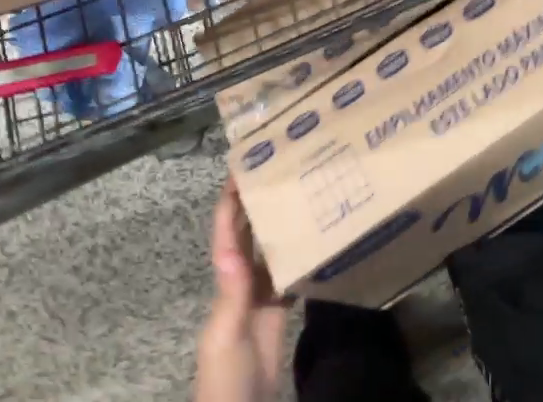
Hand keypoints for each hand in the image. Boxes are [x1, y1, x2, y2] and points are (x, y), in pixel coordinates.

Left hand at [195, 178, 289, 401]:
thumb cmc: (225, 378)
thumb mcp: (226, 335)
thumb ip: (231, 294)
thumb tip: (231, 248)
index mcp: (227, 280)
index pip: (227, 230)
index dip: (232, 198)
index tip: (245, 164)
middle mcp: (242, 281)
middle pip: (248, 232)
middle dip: (256, 200)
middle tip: (281, 167)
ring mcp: (260, 297)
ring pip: (268, 249)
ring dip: (278, 222)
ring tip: (301, 192)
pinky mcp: (277, 312)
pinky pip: (287, 275)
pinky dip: (298, 254)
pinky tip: (317, 240)